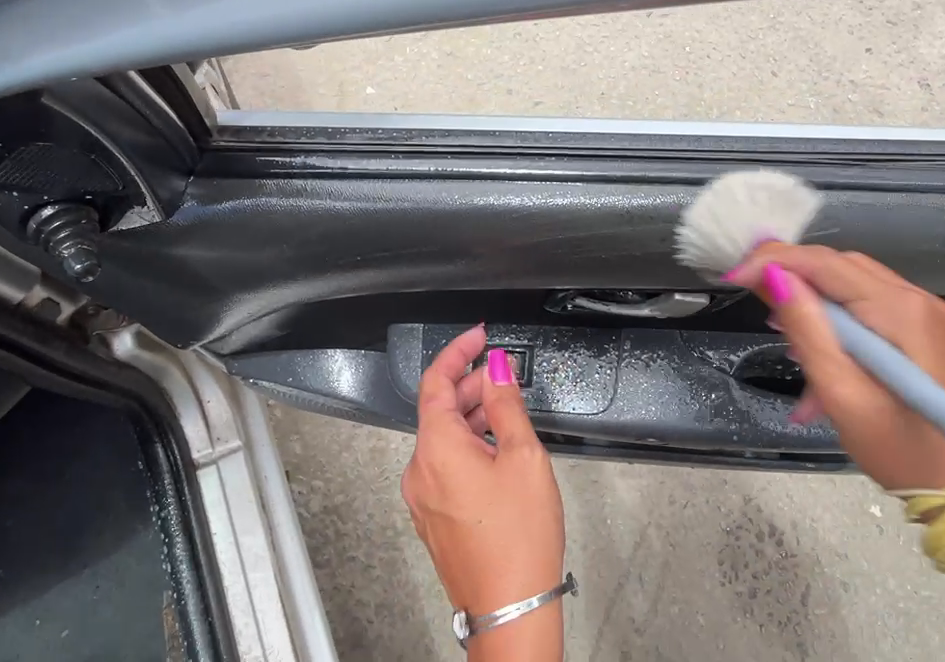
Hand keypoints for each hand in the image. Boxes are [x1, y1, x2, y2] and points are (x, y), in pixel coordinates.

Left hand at [401, 325, 565, 657]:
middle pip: (437, 408)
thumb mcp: (523, 456)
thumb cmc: (519, 539)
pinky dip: (467, 445)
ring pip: (442, 437)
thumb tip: (496, 368)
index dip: (457, 351)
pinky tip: (496, 451)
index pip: (435, 380)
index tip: (478, 336)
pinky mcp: (433, 516)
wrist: (511, 608)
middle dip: (469, 384)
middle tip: (504, 375)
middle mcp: (420, 471)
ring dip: (470, 416)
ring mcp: (423, 497)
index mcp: (437, 449)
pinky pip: (444, 464)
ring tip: (506, 414)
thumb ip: (506, 403)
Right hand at [726, 243, 944, 491]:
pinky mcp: (927, 332)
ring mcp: (927, 314)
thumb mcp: (843, 394)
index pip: (826, 263)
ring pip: (853, 283)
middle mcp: (919, 300)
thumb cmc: (902, 451)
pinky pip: (871, 305)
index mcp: (901, 311)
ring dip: (812, 296)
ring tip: (779, 327)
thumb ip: (807, 329)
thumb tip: (775, 276)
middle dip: (791, 274)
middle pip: (841, 266)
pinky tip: (815, 346)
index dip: (775, 261)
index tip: (734, 275)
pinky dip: (836, 316)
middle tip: (750, 293)